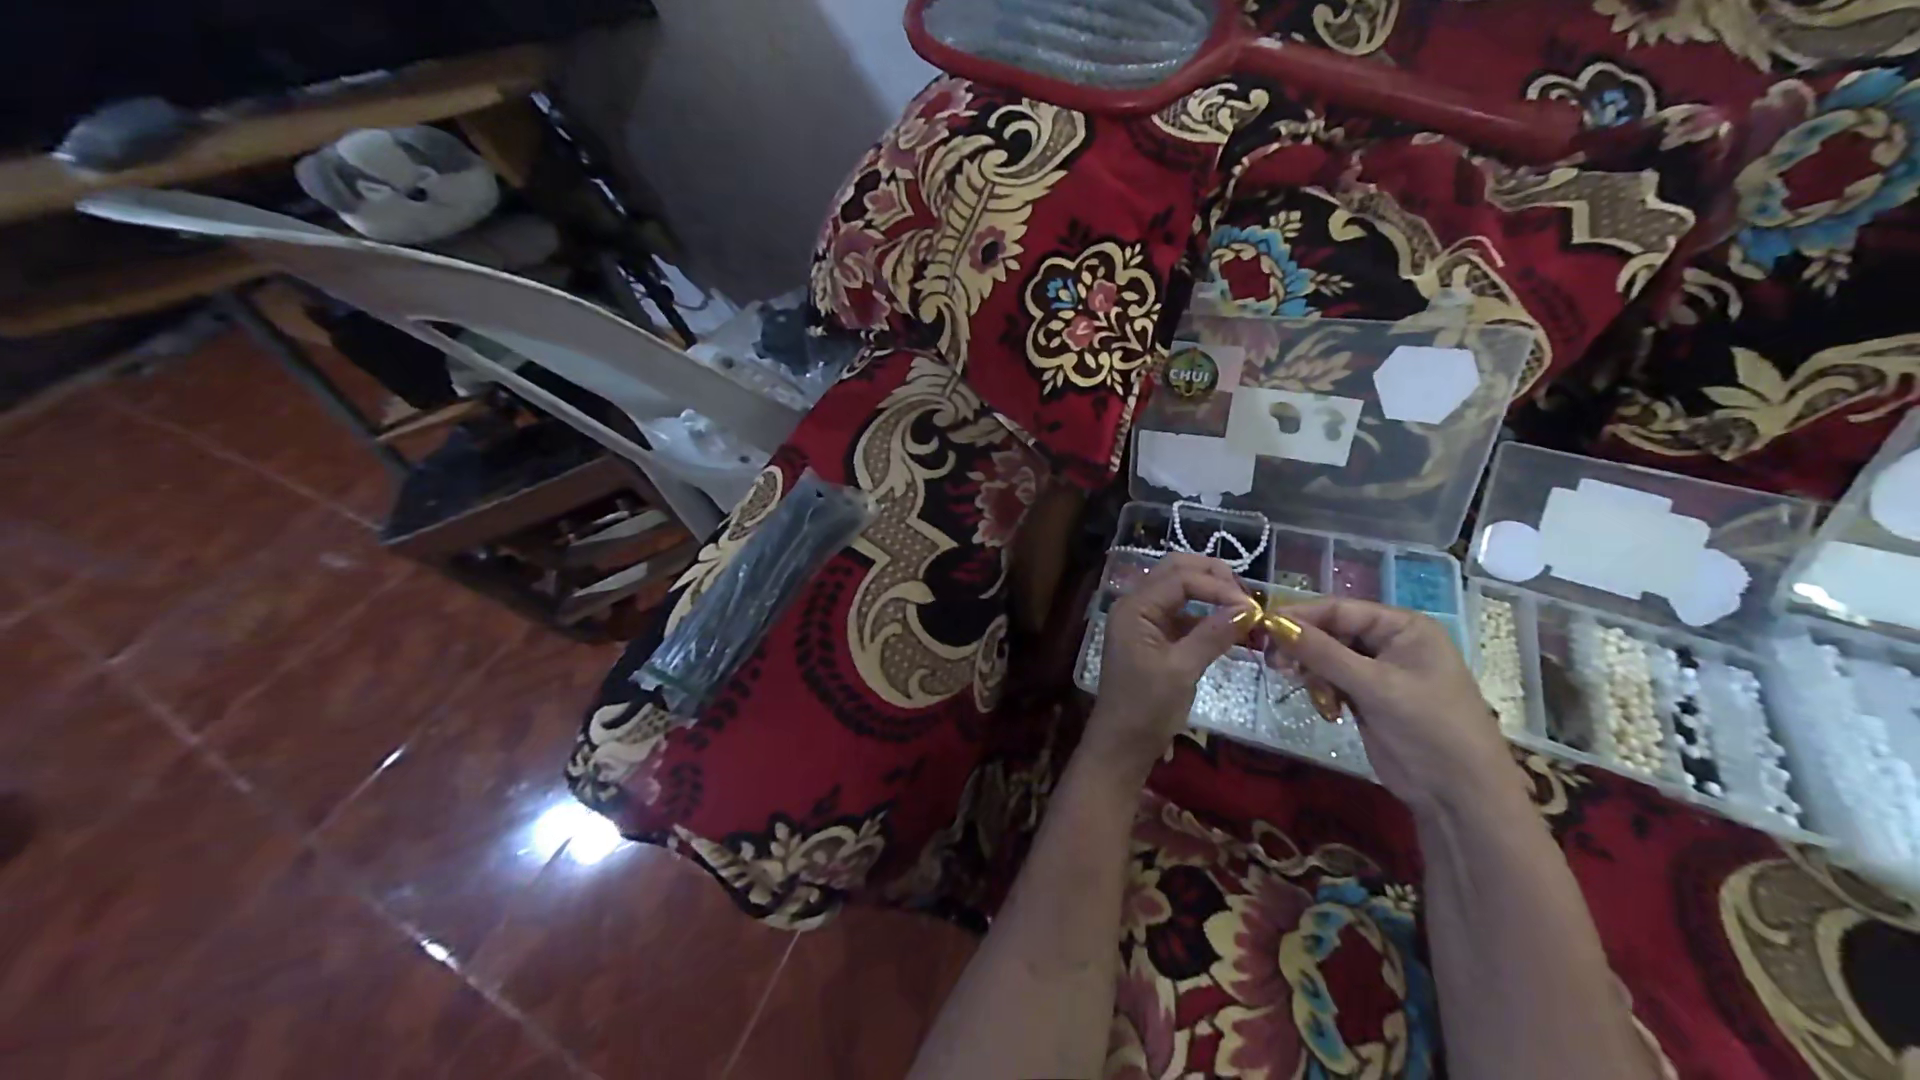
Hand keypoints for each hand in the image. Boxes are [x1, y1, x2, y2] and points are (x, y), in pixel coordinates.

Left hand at [1085, 553, 1247, 781]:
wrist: (1122, 744)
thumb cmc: (1146, 707)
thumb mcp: (1182, 670)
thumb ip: (1213, 635)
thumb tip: (1249, 609)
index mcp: (1134, 608)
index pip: (1179, 577)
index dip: (1217, 586)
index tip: (1251, 608)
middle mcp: (1136, 606)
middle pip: (1177, 572)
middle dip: (1213, 578)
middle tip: (1247, 598)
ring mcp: (1145, 621)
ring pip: (1180, 590)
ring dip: (1212, 594)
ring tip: (1245, 611)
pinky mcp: (1155, 637)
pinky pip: (1183, 613)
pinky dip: (1207, 615)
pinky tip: (1232, 628)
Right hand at [1269, 598, 1518, 813]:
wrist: (1459, 794)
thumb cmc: (1427, 727)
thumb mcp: (1374, 686)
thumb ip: (1321, 652)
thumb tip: (1272, 623)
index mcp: (1403, 627)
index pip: (1340, 609)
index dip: (1300, 616)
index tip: (1262, 628)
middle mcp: (1390, 642)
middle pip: (1330, 631)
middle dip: (1304, 647)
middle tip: (1276, 665)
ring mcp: (1378, 670)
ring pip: (1326, 656)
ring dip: (1311, 672)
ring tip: (1309, 692)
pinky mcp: (1367, 696)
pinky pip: (1331, 680)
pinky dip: (1322, 690)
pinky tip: (1326, 709)